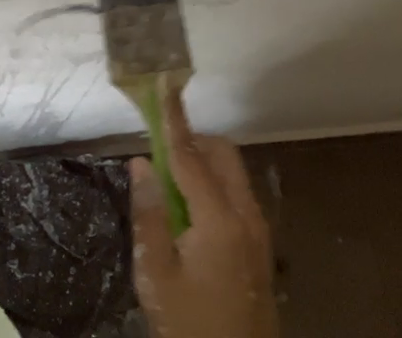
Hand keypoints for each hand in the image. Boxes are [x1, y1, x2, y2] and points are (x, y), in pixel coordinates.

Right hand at [129, 83, 277, 337]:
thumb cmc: (189, 324)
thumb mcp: (155, 273)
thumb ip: (149, 213)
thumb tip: (142, 164)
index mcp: (220, 219)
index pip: (190, 155)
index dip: (173, 120)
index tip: (163, 87)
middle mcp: (247, 215)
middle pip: (221, 155)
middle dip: (191, 141)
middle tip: (157, 152)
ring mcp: (258, 230)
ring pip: (231, 174)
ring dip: (201, 165)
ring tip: (168, 188)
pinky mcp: (259, 245)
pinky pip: (235, 196)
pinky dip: (212, 187)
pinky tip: (188, 215)